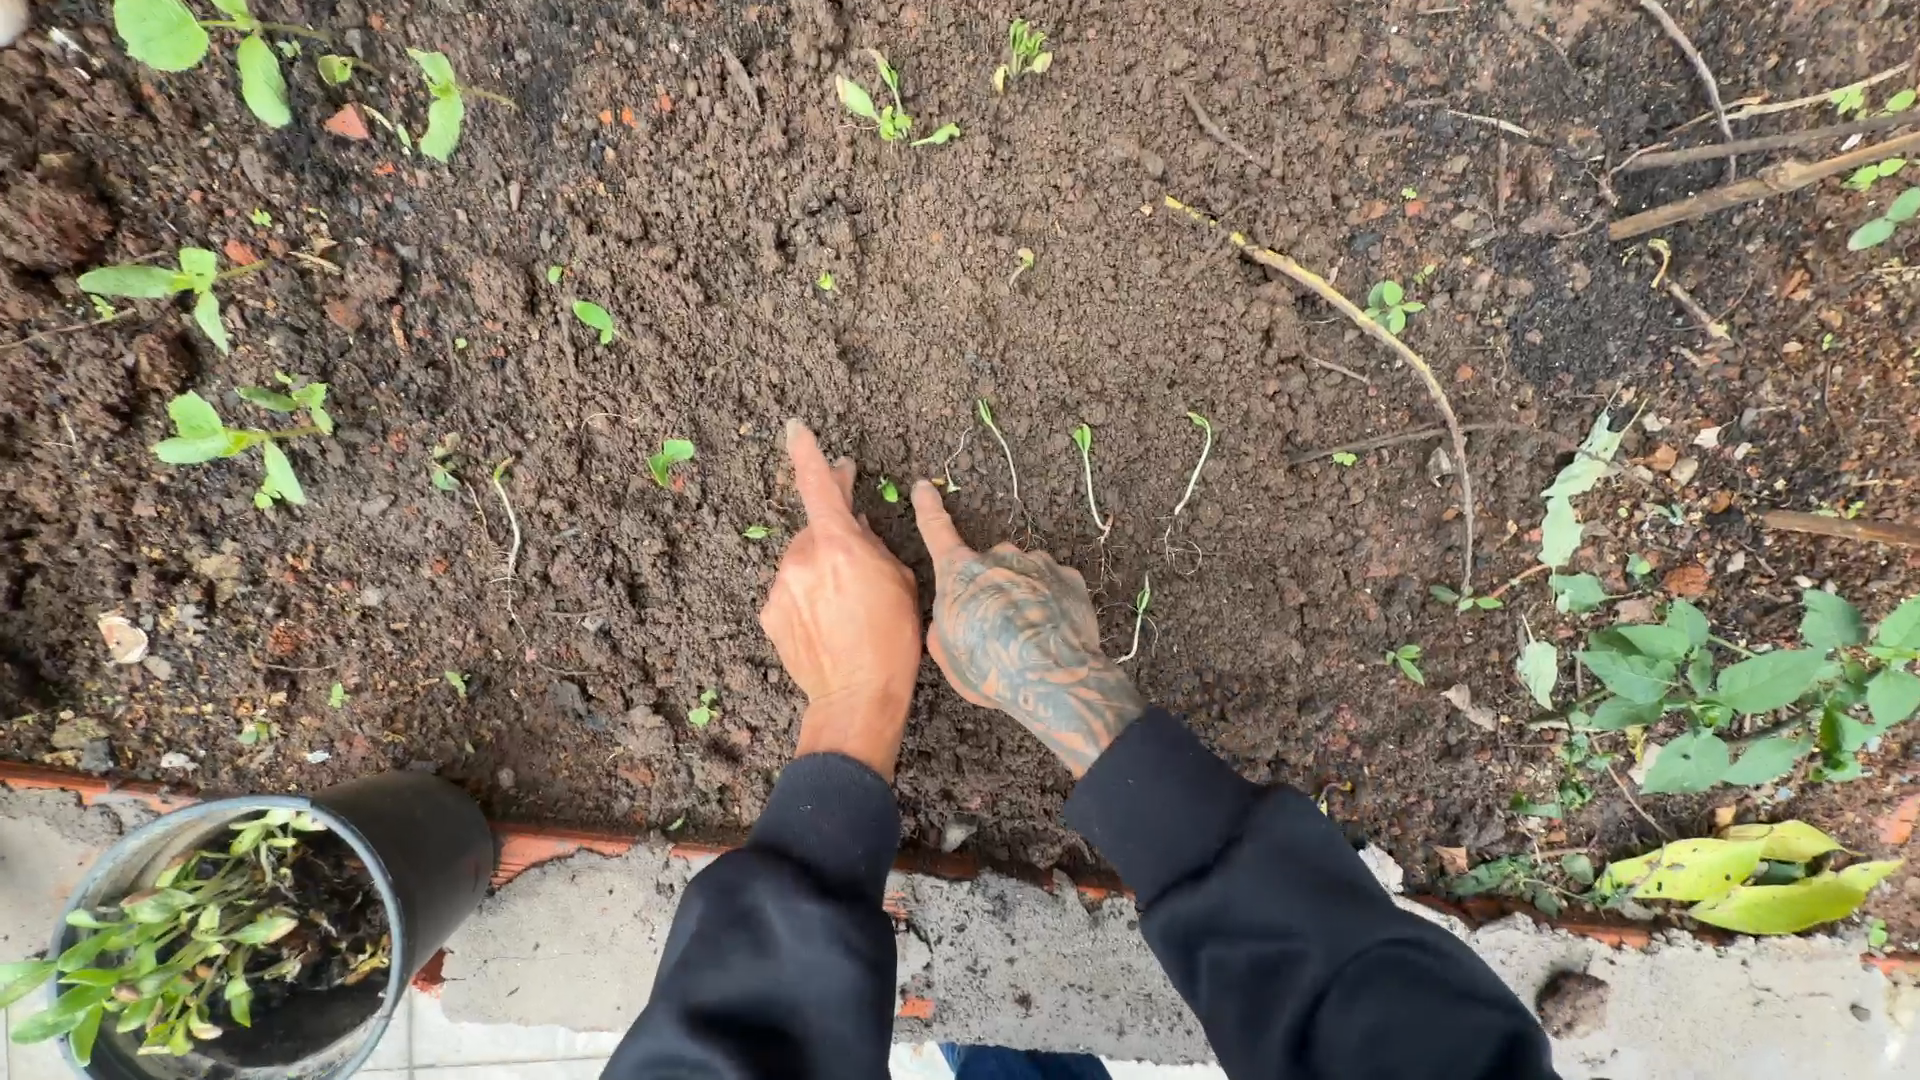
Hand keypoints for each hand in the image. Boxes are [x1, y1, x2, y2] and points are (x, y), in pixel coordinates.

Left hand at [760, 420, 921, 780]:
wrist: (857, 695)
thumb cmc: (891, 638)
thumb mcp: (899, 579)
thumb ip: (872, 543)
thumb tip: (854, 521)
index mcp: (838, 545)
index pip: (816, 485)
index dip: (806, 452)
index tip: (795, 427)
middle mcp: (802, 559)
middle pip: (814, 526)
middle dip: (833, 524)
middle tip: (854, 527)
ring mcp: (781, 588)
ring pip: (801, 559)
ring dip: (821, 564)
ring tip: (848, 599)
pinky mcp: (770, 613)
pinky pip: (790, 588)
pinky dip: (806, 592)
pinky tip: (828, 617)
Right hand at [910, 481, 1143, 776]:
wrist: (1051, 679)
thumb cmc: (989, 668)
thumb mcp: (946, 652)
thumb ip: (944, 622)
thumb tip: (952, 616)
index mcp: (960, 572)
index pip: (936, 530)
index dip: (927, 507)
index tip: (923, 487)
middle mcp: (998, 556)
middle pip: (988, 565)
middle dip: (990, 588)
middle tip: (996, 627)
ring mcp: (1037, 562)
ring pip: (1023, 573)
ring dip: (1022, 595)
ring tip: (1028, 636)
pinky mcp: (1068, 576)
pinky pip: (1052, 583)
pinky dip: (1050, 602)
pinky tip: (1051, 631)